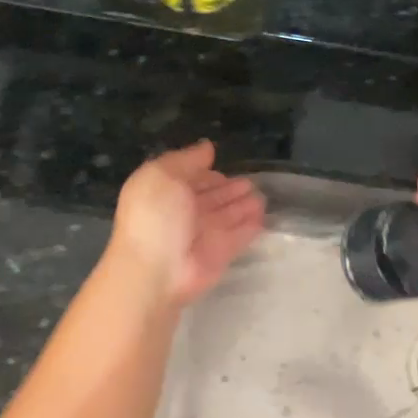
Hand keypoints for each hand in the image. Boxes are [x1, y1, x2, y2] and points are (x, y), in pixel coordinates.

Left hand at [106, 141, 265, 306]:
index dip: (206, 172)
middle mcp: (184, 213)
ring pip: (228, 216)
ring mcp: (203, 235)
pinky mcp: (221, 254)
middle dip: (229, 189)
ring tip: (262, 196)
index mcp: (165, 192)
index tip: (222, 166)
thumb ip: (186, 159)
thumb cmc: (155, 216)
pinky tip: (263, 217)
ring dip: (243, 206)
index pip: (190, 178)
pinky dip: (250, 227)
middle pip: (211, 198)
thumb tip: (207, 147)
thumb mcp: (163, 175)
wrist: (157, 269)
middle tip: (251, 182)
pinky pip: (239, 236)